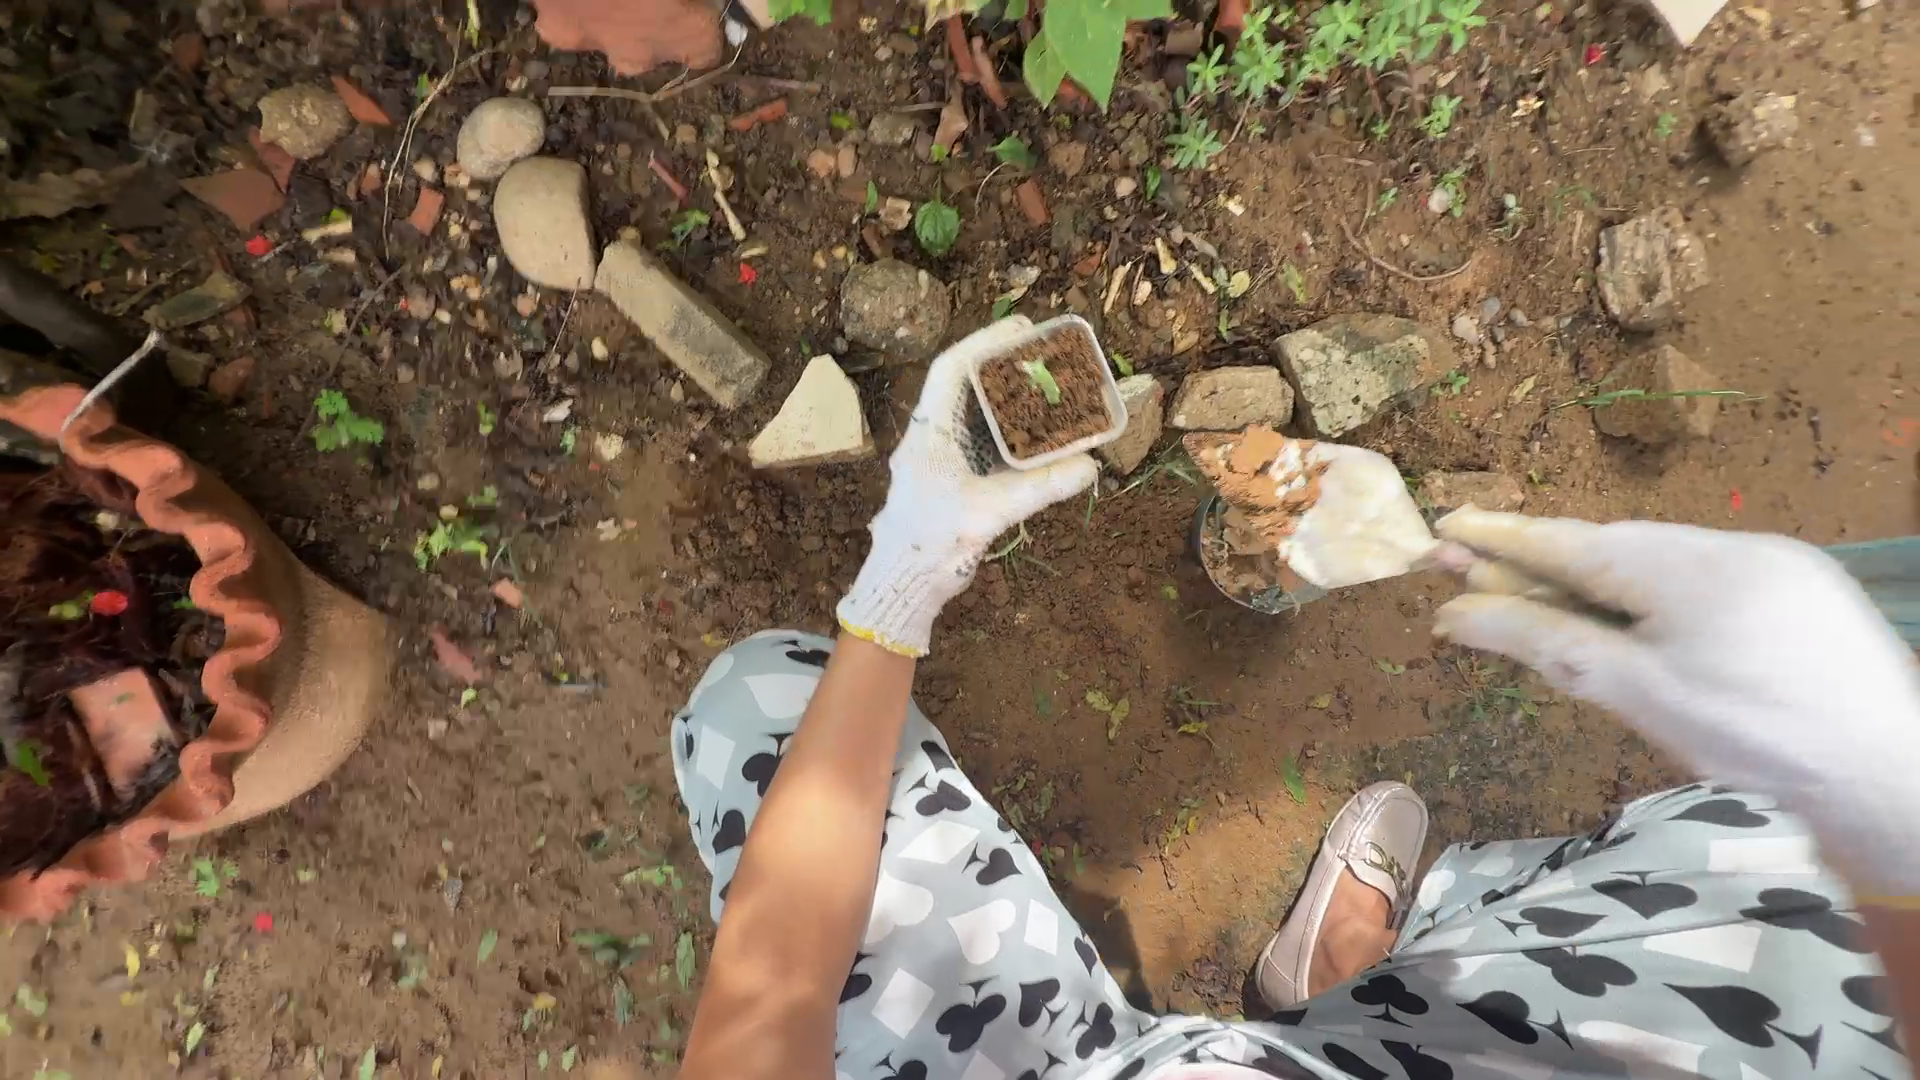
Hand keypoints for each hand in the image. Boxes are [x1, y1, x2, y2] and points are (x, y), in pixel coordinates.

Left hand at [837, 318, 1097, 656]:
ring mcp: (940, 459)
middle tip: (1044, 355)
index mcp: (927, 433)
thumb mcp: (988, 511)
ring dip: (1007, 400)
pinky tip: (1037, 435)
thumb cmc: (931, 542)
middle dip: (1002, 366)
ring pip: (974, 415)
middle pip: (966, 386)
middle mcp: (931, 438)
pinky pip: (982, 443)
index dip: (984, 342)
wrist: (904, 584)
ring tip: (1046, 387)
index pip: (951, 370)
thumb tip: (1089, 467)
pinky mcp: (951, 479)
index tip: (1020, 328)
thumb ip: (1038, 488)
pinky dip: (1009, 433)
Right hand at [1432, 509, 1919, 894]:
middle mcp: (1730, 546)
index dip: (1497, 535)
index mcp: (1691, 567)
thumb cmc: (1751, 739)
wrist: (1898, 785)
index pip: (1567, 542)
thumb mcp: (1626, 689)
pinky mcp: (1789, 586)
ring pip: (1640, 559)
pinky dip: (1627, 591)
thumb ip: (1534, 638)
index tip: (1442, 526)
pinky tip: (1608, 616)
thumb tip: (1448, 612)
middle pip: (1601, 548)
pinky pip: (1680, 574)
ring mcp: (1768, 562)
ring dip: (1576, 579)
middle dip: (1530, 563)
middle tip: (1466, 575)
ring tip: (1527, 600)